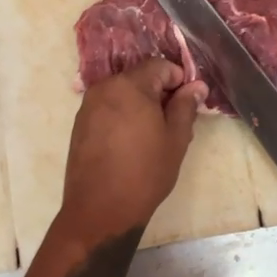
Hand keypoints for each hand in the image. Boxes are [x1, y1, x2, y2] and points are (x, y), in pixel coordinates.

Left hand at [61, 59, 206, 233]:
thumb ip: (185, 106)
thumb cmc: (144, 173)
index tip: (189, 104)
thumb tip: (196, 86)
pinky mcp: (80, 124)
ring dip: (141, 106)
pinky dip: (123, 116)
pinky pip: (108, 109)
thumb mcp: (175, 139)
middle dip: (159, 93)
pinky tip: (131, 144)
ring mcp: (88, 106)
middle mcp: (104, 88)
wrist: (99, 210)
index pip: (159, 66)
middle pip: (139, 78)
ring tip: (154, 137)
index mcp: (129, 85)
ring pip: (123, 94)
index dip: (178, 80)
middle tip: (175, 123)